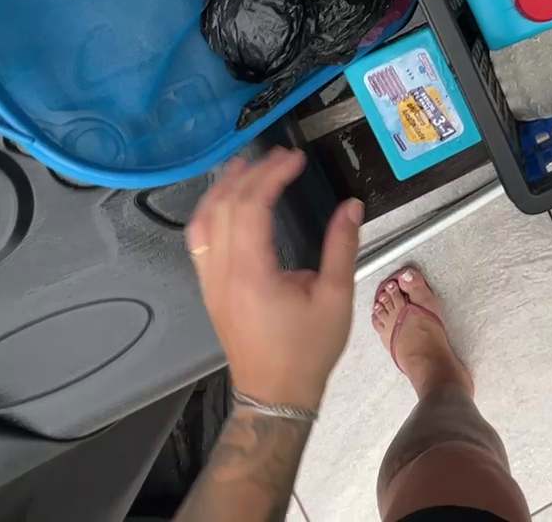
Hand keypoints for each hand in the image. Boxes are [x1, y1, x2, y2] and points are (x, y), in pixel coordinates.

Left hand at [186, 148, 361, 410]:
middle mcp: (223, 274)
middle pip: (223, 208)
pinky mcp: (211, 290)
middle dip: (249, 174)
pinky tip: (226, 202)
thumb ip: (342, 246)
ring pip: (202, 223)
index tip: (295, 159)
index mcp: (252, 273)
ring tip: (244, 165)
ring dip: (222, 189)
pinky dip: (211, 212)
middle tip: (278, 156)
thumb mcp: (336, 296)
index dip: (271, 175)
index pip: (251, 208)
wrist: (275, 395)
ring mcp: (211, 283)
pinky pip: (200, 241)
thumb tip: (351, 205)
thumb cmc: (307, 349)